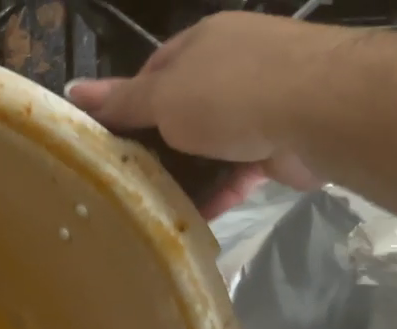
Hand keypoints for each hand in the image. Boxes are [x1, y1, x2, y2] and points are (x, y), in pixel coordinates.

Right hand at [66, 13, 339, 216]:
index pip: (154, 70)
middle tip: (128, 180)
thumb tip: (72, 89)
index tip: (110, 142)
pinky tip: (194, 218)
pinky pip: (237, 170)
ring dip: (187, 175)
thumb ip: (120, 101)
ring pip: (209, 144)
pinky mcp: (281, 137)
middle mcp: (235, 64)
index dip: (128, 105)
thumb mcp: (163, 97)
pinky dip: (217, 193)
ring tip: (155, 207)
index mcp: (205, 42)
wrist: (324, 110)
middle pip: (181, 110)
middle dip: (157, 146)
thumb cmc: (232, 94)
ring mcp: (263, 100)